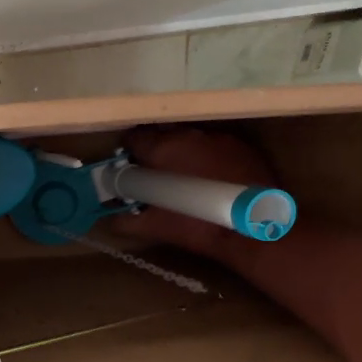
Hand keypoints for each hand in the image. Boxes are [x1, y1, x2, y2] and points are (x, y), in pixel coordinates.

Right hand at [110, 125, 277, 258]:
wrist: (253, 228)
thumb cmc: (197, 225)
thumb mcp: (155, 227)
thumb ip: (125, 221)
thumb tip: (109, 219)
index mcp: (161, 150)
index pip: (134, 138)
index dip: (128, 152)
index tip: (129, 167)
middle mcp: (188, 136)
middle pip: (161, 133)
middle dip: (154, 148)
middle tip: (154, 171)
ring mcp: (216, 138)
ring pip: (188, 137)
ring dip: (180, 150)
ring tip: (183, 174)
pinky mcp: (240, 146)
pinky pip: (213, 144)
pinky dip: (205, 156)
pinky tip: (210, 176)